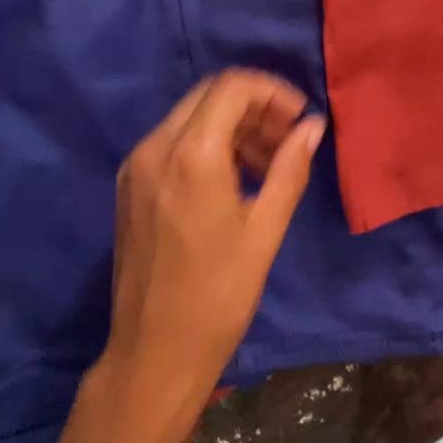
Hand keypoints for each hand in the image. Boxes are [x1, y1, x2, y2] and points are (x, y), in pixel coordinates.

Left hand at [62, 70, 326, 442]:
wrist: (154, 355)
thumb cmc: (218, 295)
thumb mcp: (265, 230)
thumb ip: (290, 168)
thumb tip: (313, 126)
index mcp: (191, 154)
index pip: (232, 87)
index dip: (272, 91)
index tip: (299, 117)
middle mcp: (155, 147)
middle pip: (209, 95)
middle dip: (254, 106)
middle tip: (288, 137)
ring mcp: (137, 165)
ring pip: (191, 116)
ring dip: (233, 125)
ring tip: (269, 162)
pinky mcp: (130, 185)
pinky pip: (173, 142)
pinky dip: (208, 144)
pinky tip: (236, 177)